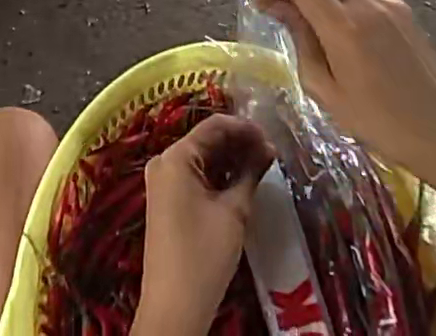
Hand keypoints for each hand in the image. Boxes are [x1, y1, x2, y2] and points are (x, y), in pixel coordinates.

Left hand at [133, 115, 275, 334]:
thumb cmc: (203, 255)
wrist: (174, 308)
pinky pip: (196, 175)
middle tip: (271, 154)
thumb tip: (268, 148)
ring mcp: (164, 181)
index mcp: (175, 157)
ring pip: (203, 157)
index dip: (245, 128)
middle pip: (207, 140)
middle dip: (239, 143)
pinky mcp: (168, 200)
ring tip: (262, 165)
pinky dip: (219, 175)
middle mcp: (165, 162)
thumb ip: (250, 172)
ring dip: (231, 159)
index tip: (271, 138)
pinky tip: (243, 180)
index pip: (214, 126)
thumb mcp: (233, 211)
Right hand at [252, 0, 435, 181]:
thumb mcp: (327, 91)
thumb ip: (301, 41)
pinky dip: (341, 7)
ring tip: (313, 36)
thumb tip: (281, 8)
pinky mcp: (402, 11)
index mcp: (342, 25)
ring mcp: (387, 3)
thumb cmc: (381, 124)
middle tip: (280, 13)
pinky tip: (347, 44)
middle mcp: (365, 2)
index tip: (261, 5)